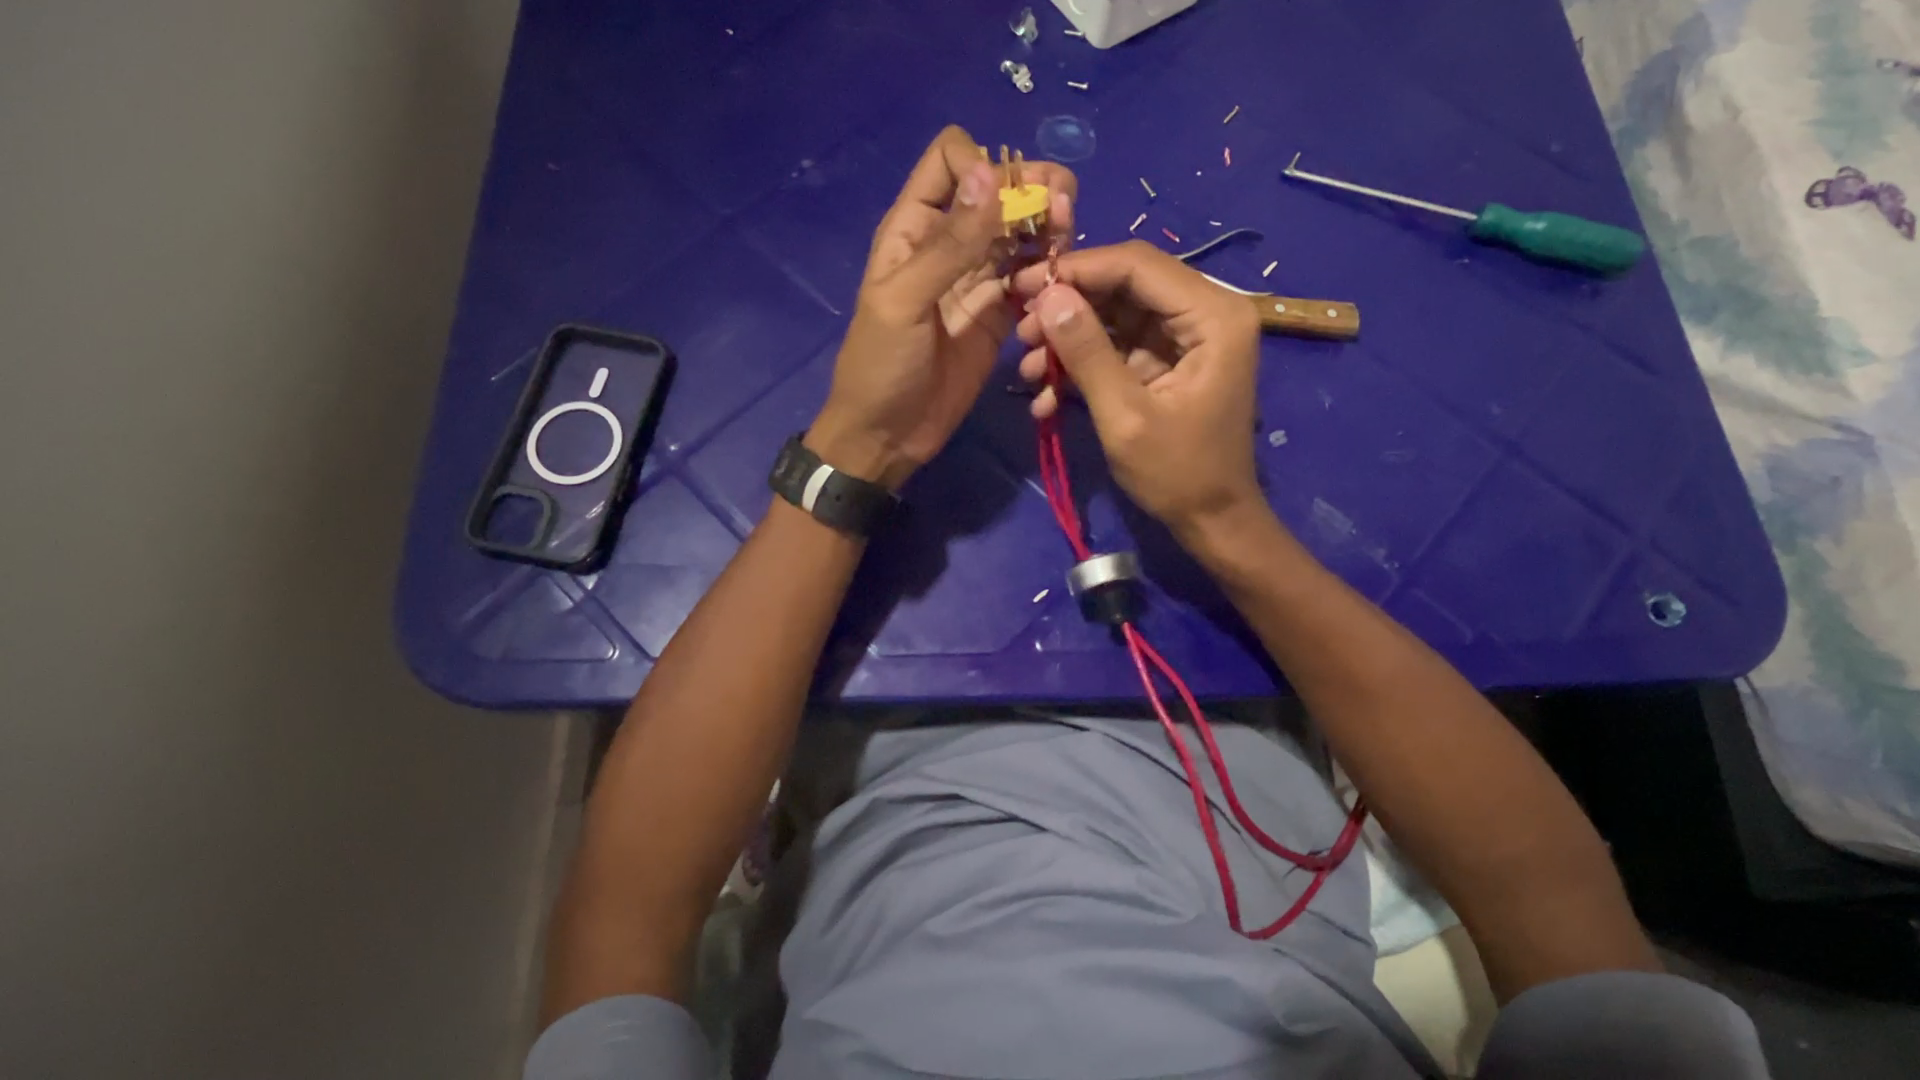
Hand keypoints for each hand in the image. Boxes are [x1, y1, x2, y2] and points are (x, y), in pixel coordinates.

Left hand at [807, 126, 1075, 490]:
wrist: (887, 435)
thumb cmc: (881, 366)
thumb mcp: (904, 301)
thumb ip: (949, 243)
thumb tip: (990, 174)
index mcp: (913, 228)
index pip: (951, 160)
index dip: (983, 165)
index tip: (1007, 200)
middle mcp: (948, 243)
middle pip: (996, 191)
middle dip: (1031, 190)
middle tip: (1061, 210)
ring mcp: (976, 279)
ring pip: (1020, 231)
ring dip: (1048, 227)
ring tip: (1068, 239)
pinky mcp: (999, 314)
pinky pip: (1031, 278)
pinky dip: (1050, 272)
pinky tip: (1062, 280)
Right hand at [1010, 240, 1265, 534]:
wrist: (1212, 520)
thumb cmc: (1178, 473)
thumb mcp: (1125, 415)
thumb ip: (1087, 351)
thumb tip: (1047, 295)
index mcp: (1213, 316)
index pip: (1137, 265)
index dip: (1077, 269)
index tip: (1022, 288)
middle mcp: (1206, 312)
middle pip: (1124, 283)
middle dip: (1068, 305)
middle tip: (1020, 331)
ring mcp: (1186, 335)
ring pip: (1115, 312)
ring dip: (1068, 337)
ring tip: (1028, 369)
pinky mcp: (1167, 358)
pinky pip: (1118, 343)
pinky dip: (1083, 362)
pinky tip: (1046, 394)